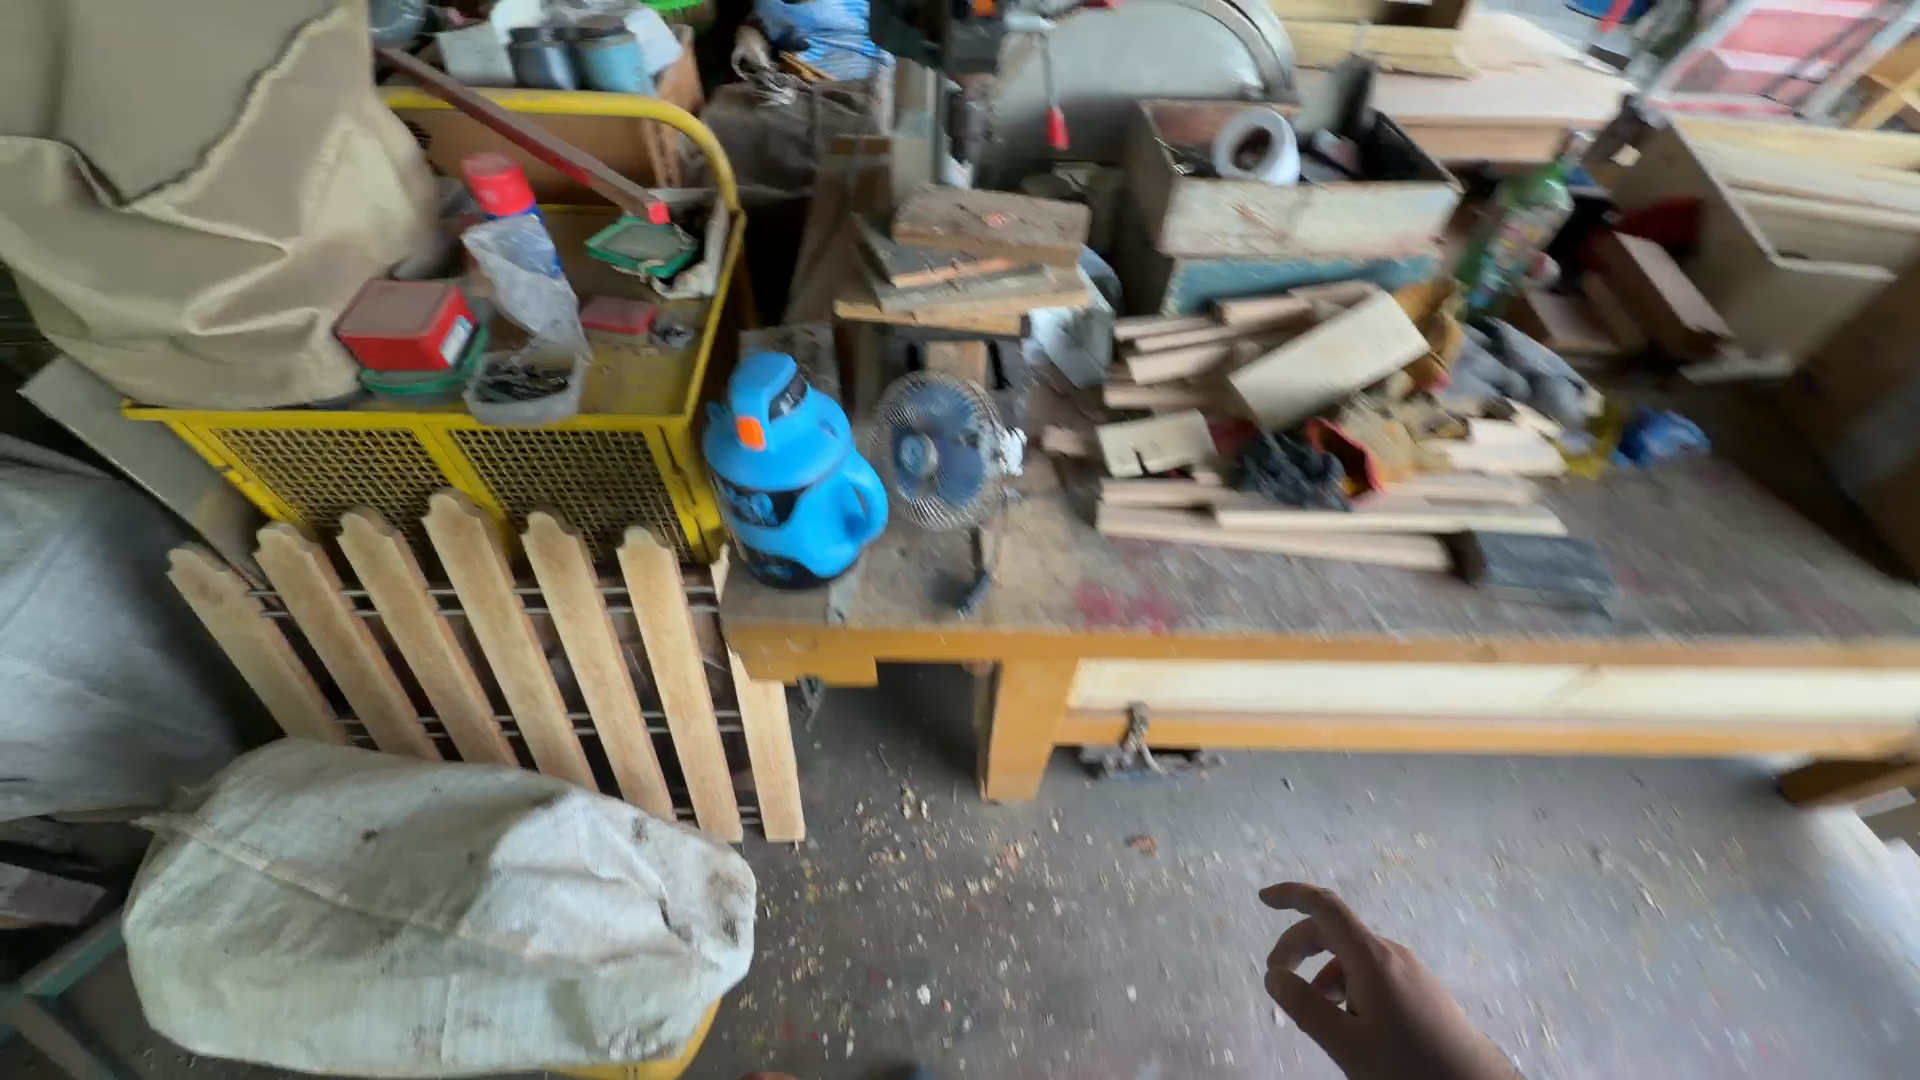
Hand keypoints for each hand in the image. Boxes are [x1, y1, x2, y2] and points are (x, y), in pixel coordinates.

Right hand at [1260, 882, 1522, 1079]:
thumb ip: (1304, 1006)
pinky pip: (1373, 976)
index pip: (1323, 906)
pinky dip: (1348, 988)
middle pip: (1333, 931)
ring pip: (1353, 959)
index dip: (1290, 895)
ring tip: (1317, 1016)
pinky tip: (1351, 1025)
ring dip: (1323, 975)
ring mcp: (1411, 973)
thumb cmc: (1410, 1068)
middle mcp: (1391, 954)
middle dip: (1298, 947)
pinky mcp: (1425, 995)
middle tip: (1276, 979)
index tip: (1262, 899)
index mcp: (1371, 956)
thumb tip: (1273, 976)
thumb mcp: (1347, 1045)